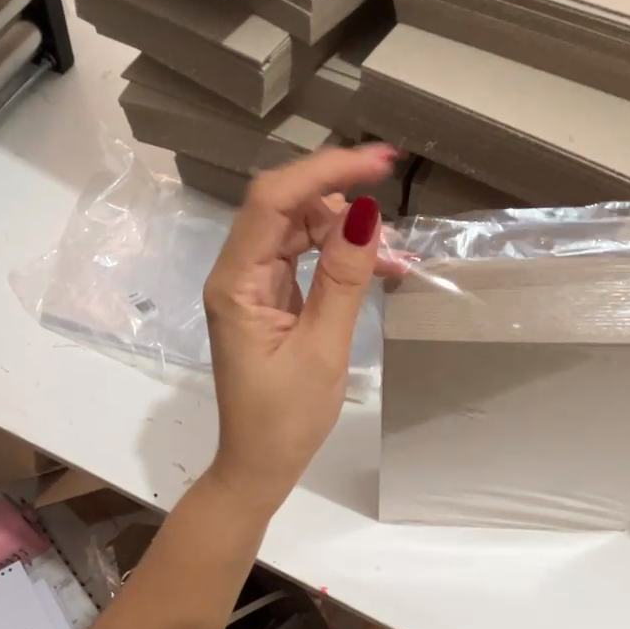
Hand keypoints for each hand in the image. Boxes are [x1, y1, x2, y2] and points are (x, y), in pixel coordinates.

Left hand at [202, 145, 398, 510]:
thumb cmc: (285, 419)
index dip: (325, 171)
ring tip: (393, 258)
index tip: (379, 163)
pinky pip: (303, 262)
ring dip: (345, 234)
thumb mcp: (322, 348)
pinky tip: (379, 270)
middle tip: (393, 217)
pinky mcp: (268, 302)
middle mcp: (237, 275)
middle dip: (340, 202)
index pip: (272, 201)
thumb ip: (343, 279)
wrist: (259, 465)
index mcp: (236, 283)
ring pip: (297, 232)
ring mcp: (252, 288)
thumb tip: (367, 215)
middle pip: (284, 209)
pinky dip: (339, 260)